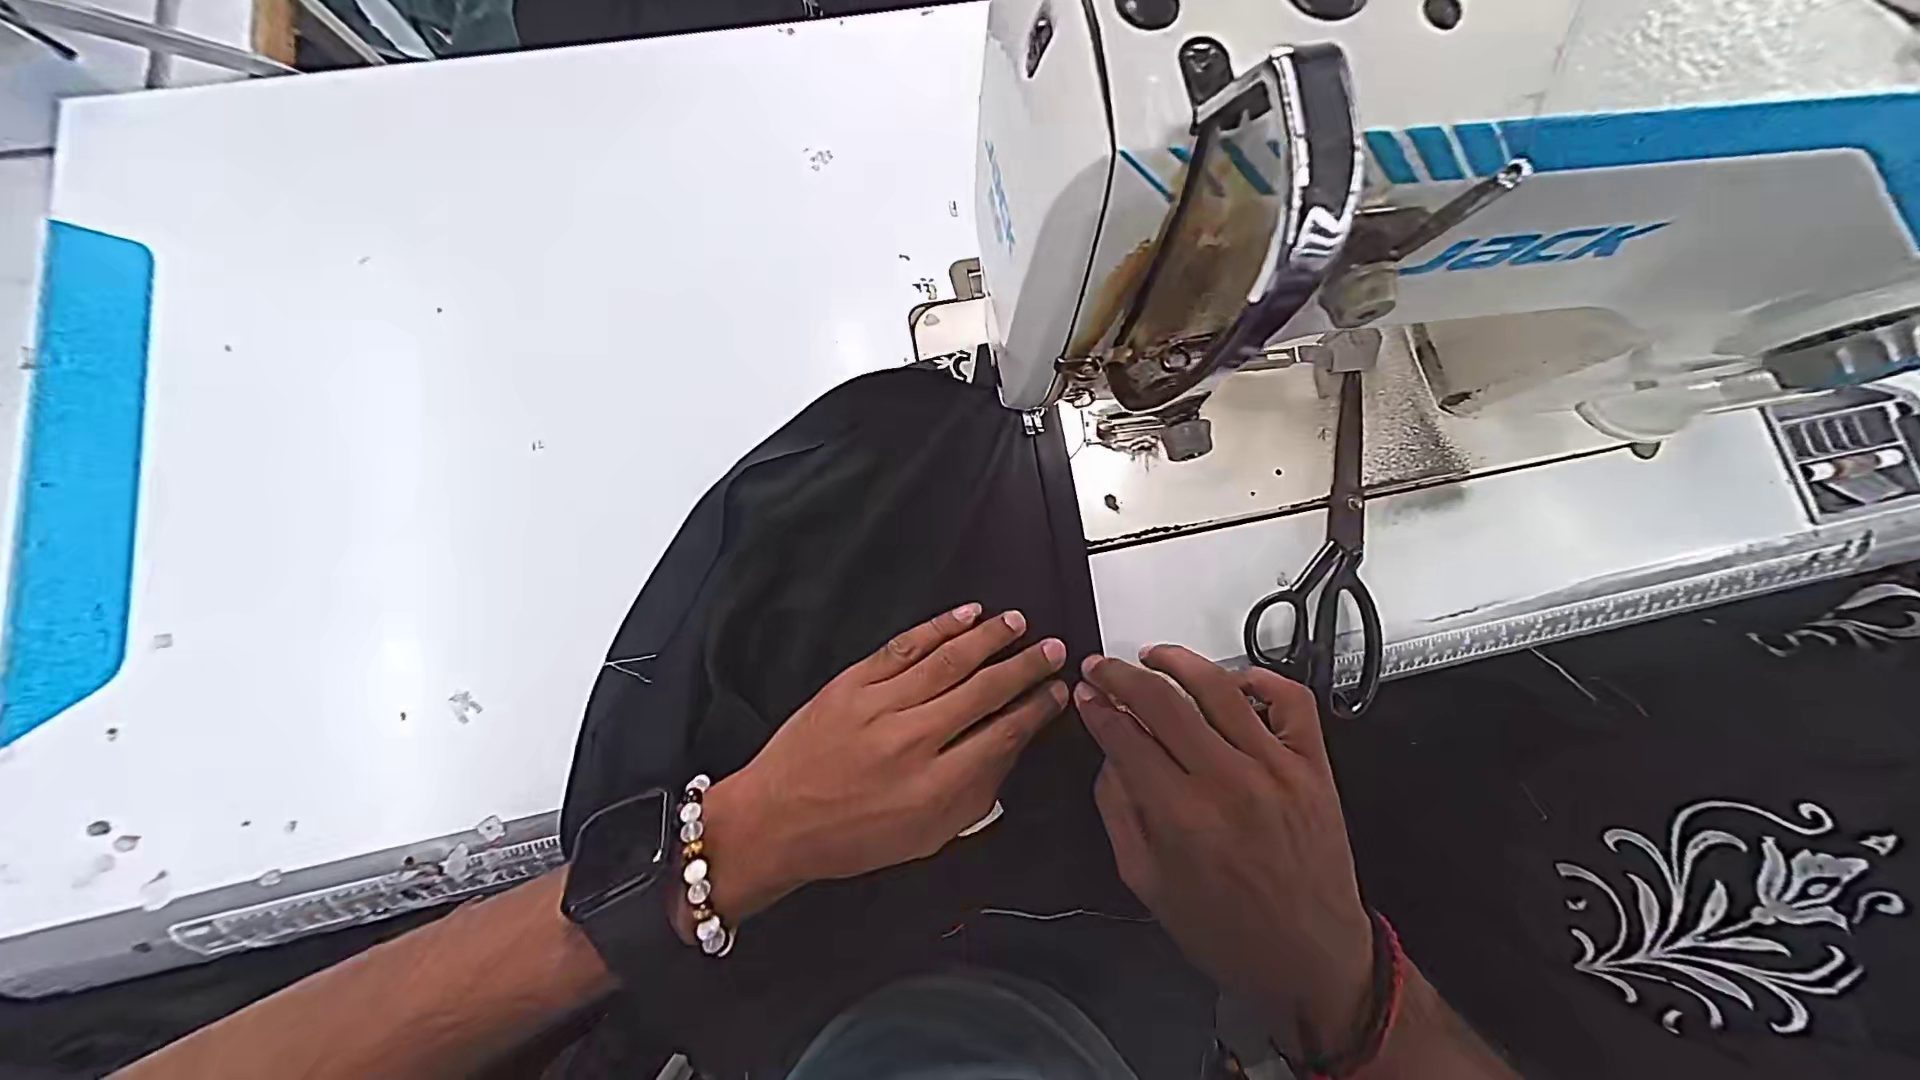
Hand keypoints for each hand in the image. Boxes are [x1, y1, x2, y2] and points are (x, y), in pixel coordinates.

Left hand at [694, 604, 1068, 926]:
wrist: (774, 820)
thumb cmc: (847, 836)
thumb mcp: (924, 837)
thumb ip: (975, 795)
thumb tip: (1011, 749)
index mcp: (933, 787)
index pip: (1003, 734)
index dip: (1036, 709)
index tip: (1054, 693)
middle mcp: (910, 740)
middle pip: (984, 690)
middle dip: (1025, 667)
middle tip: (1051, 651)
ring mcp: (879, 705)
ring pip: (949, 660)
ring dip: (990, 638)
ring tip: (1018, 624)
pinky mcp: (853, 682)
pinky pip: (905, 646)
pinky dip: (939, 627)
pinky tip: (965, 615)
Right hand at [1075, 646, 1373, 1060]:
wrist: (1312, 963)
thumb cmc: (1228, 931)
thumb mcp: (1146, 880)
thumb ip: (1118, 809)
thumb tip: (1110, 751)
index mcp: (1182, 817)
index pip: (1124, 734)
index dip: (1096, 707)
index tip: (1086, 695)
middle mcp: (1228, 784)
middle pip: (1161, 700)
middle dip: (1118, 674)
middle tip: (1101, 667)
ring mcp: (1276, 770)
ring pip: (1219, 687)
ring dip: (1176, 660)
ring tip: (1152, 655)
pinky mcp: (1313, 768)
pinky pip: (1291, 701)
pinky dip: (1260, 677)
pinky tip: (1233, 678)